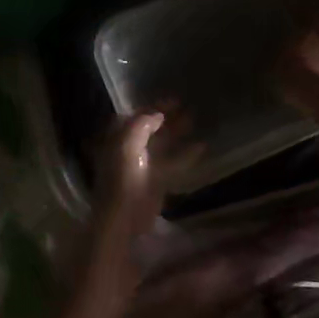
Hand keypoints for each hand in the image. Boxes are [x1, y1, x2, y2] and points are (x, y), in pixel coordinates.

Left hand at [90, 110, 198, 239]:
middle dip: (167, 118)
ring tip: (195, 121)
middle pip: (149, 128)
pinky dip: (185, 154)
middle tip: (188, 108)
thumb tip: (157, 114)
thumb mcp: (128, 144)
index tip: (174, 100)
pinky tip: (201, 146)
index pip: (134, 116)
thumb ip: (141, 124)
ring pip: (161, 144)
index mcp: (117, 139)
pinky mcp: (155, 181)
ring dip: (177, 132)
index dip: (152, 106)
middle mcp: (127, 149)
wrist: (125, 217)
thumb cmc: (123, 178)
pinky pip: (172, 162)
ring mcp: (141, 166)